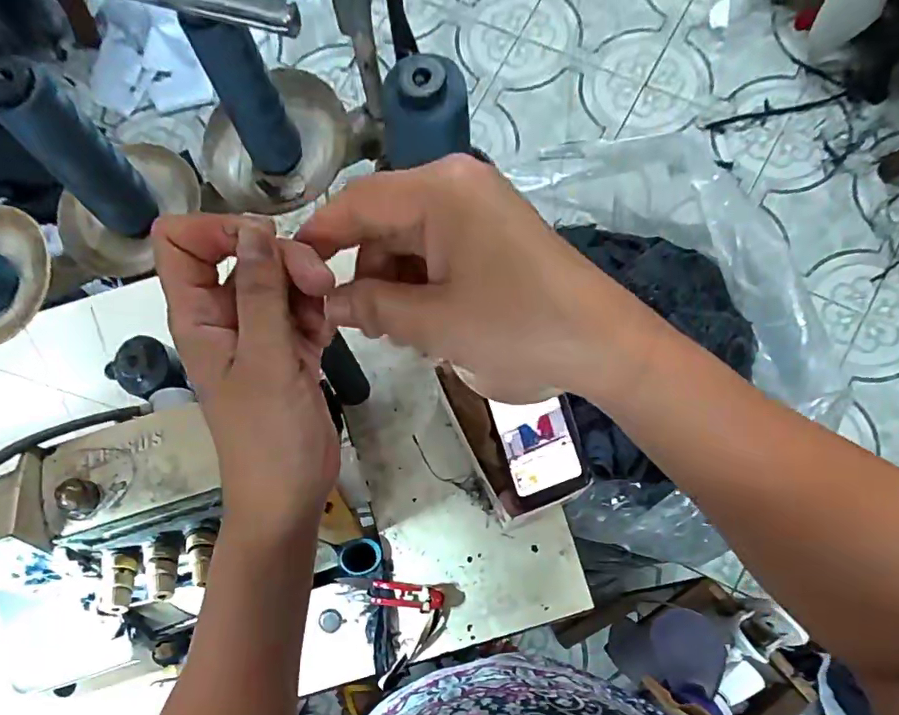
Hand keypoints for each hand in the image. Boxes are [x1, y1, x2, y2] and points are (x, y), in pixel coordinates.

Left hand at [153, 215, 340, 536]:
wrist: (288, 494)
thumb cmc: (267, 437)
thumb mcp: (264, 360)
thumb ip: (261, 292)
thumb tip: (254, 230)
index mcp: (198, 317)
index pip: (181, 243)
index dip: (216, 229)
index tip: (264, 242)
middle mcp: (225, 320)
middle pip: (243, 257)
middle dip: (282, 260)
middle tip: (319, 282)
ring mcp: (259, 338)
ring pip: (279, 283)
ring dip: (306, 288)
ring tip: (326, 315)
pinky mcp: (290, 355)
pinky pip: (302, 314)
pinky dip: (318, 315)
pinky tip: (329, 333)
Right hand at [295, 155, 664, 403]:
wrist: (603, 345)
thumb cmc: (517, 331)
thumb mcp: (435, 324)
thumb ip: (374, 308)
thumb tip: (330, 303)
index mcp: (438, 191)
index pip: (356, 204)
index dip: (319, 241)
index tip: (295, 279)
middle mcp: (457, 186)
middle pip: (383, 223)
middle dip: (368, 274)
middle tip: (366, 327)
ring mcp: (481, 209)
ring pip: (411, 243)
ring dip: (398, 287)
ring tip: (409, 335)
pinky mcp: (497, 236)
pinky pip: (442, 254)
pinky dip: (428, 287)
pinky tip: (434, 326)